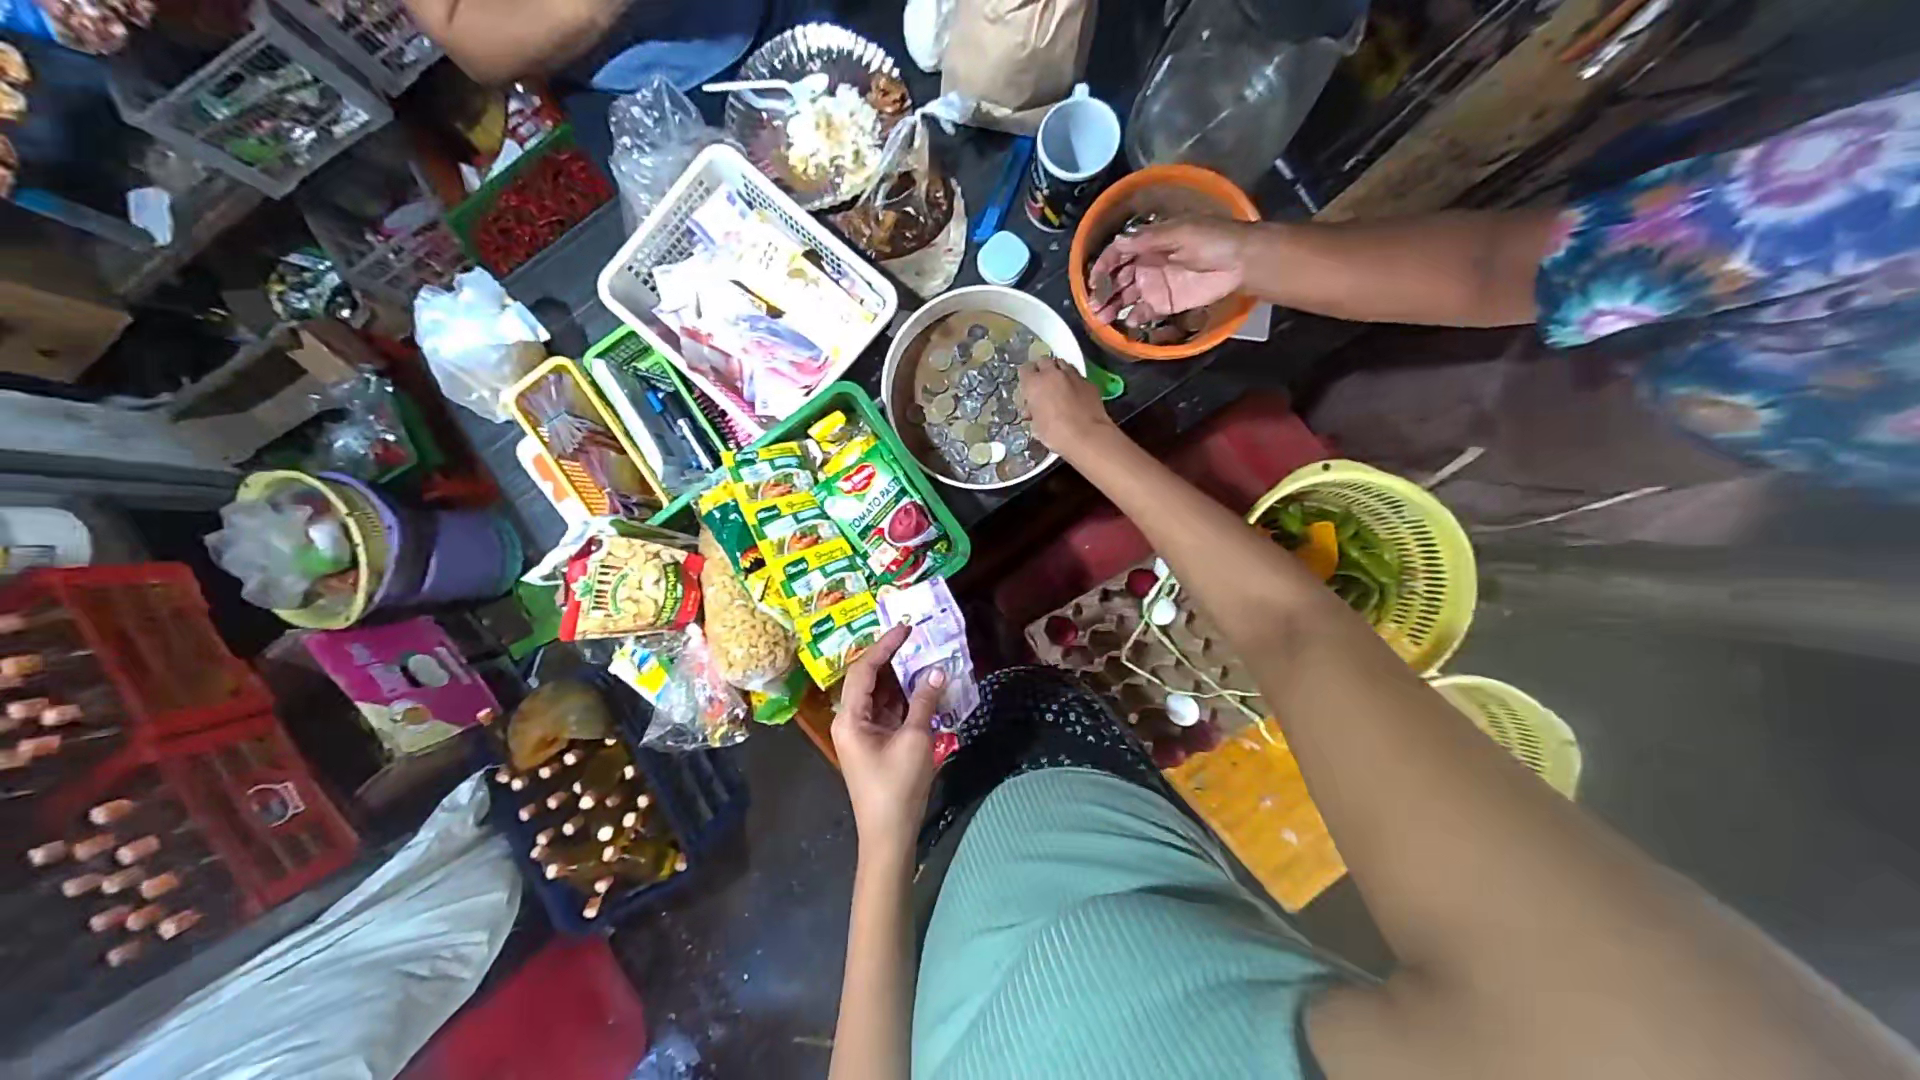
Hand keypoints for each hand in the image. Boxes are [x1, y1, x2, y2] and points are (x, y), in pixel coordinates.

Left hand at [832, 623, 941, 852]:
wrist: (889, 835)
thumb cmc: (897, 787)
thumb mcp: (915, 740)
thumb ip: (924, 701)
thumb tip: (937, 670)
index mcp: (849, 717)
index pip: (864, 670)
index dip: (884, 646)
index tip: (906, 628)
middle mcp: (850, 720)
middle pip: (870, 680)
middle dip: (894, 659)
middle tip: (919, 639)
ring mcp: (863, 733)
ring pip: (881, 695)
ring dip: (902, 678)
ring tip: (926, 657)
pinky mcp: (877, 744)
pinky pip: (889, 711)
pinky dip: (906, 698)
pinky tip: (925, 687)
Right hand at [1019, 352, 1112, 455]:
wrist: (1087, 435)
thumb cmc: (1055, 434)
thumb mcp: (1036, 426)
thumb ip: (1033, 412)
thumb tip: (1032, 411)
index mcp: (1034, 384)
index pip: (1024, 369)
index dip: (1025, 377)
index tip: (1027, 386)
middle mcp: (1052, 374)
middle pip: (1044, 361)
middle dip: (1042, 369)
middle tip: (1042, 383)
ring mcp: (1072, 375)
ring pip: (1062, 364)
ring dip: (1058, 371)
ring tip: (1059, 384)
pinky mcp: (1088, 382)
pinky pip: (1077, 375)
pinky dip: (1072, 380)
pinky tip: (1074, 392)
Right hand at [1089, 218, 1250, 323]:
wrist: (1242, 262)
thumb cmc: (1213, 240)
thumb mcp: (1179, 233)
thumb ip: (1148, 240)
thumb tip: (1118, 243)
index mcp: (1149, 244)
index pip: (1118, 254)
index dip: (1103, 266)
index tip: (1093, 281)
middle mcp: (1147, 264)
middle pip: (1117, 279)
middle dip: (1103, 291)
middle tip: (1094, 305)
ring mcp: (1155, 286)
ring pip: (1126, 297)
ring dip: (1112, 307)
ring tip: (1101, 319)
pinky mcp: (1165, 304)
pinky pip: (1144, 313)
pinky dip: (1133, 318)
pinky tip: (1127, 323)